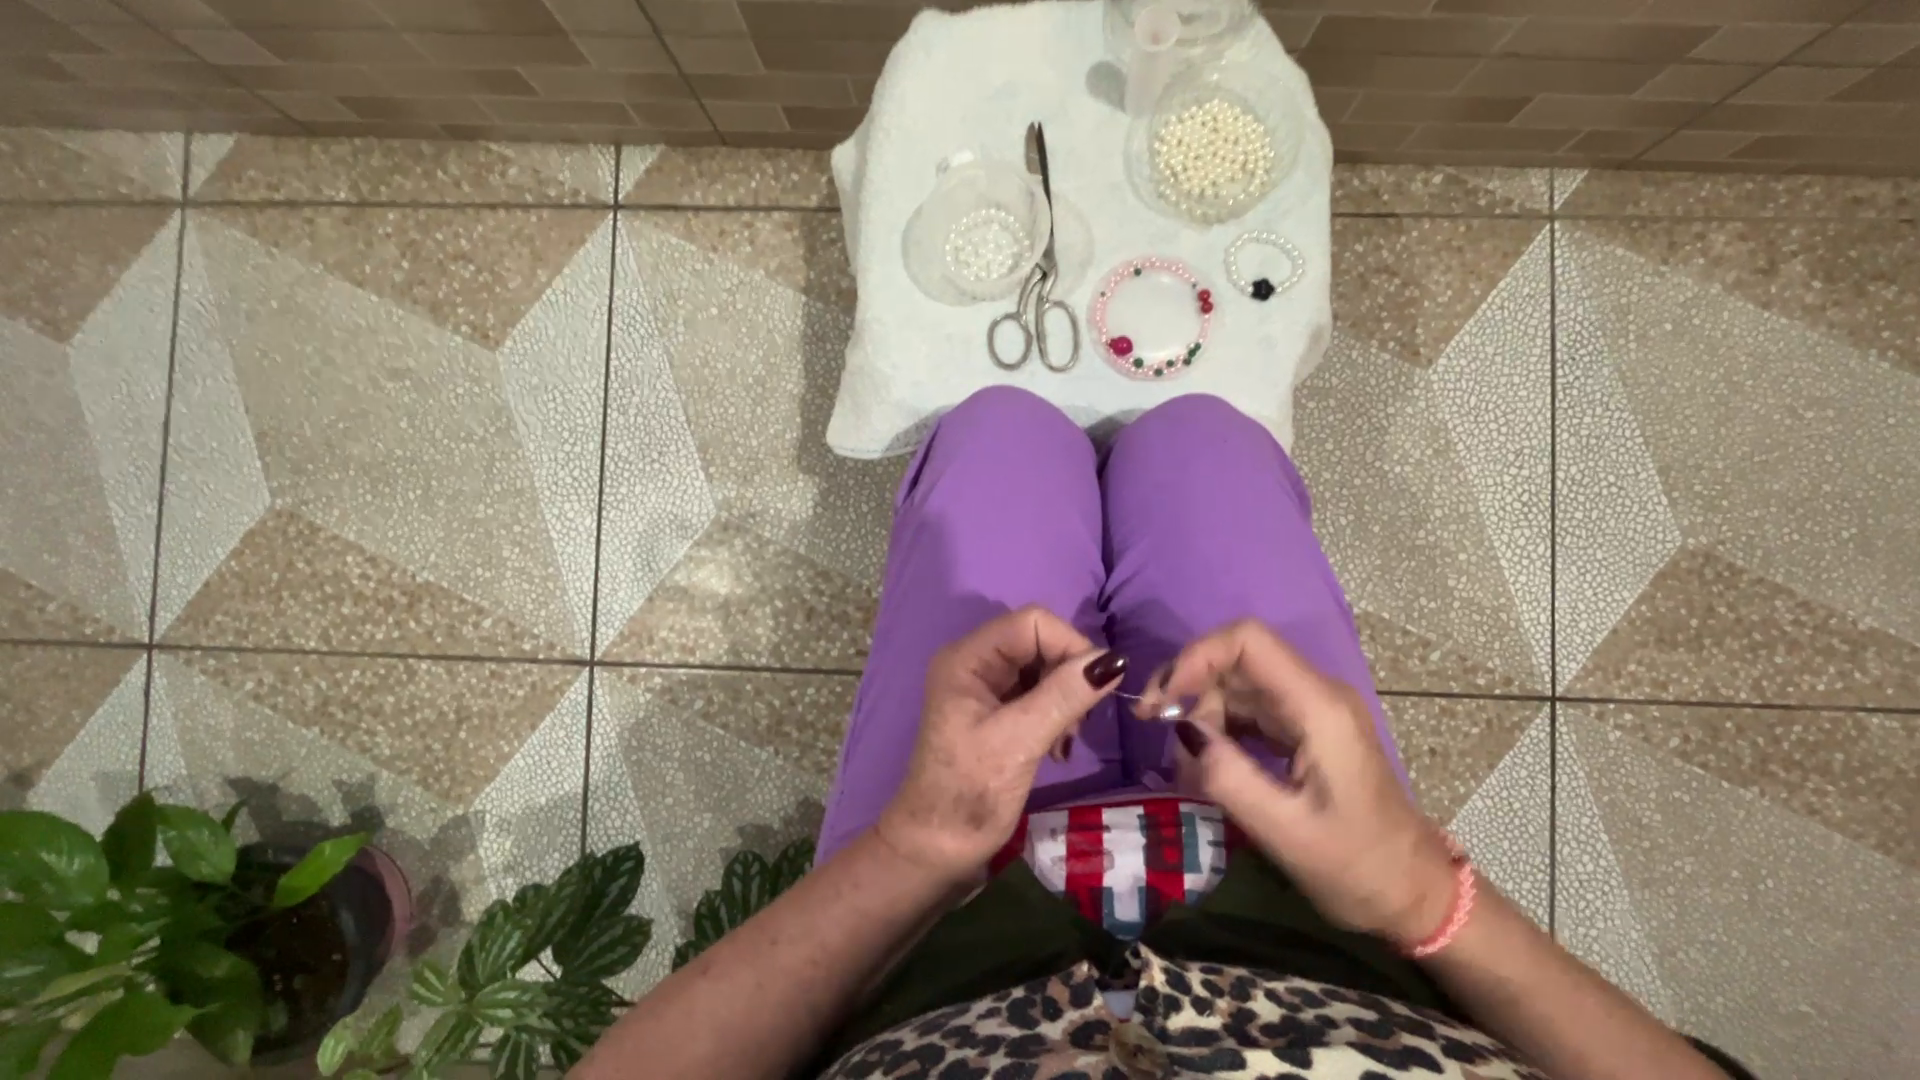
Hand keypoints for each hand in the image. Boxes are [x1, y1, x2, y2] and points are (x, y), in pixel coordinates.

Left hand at [874, 606, 1126, 886]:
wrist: (935, 850)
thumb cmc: (968, 794)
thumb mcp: (1019, 741)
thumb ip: (1064, 696)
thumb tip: (1113, 661)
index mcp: (967, 658)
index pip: (1033, 622)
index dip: (1070, 645)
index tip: (1095, 689)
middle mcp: (975, 663)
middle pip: (1040, 641)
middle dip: (1069, 675)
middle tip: (1078, 723)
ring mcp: (985, 688)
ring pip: (1044, 668)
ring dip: (1067, 698)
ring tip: (1067, 740)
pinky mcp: (998, 713)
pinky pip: (1040, 693)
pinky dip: (1058, 713)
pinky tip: (1060, 747)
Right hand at [1135, 619, 1456, 945]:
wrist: (1415, 897)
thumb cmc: (1358, 866)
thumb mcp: (1285, 831)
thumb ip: (1228, 777)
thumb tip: (1181, 733)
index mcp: (1319, 707)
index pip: (1248, 640)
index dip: (1196, 657)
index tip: (1163, 701)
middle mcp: (1315, 695)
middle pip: (1235, 660)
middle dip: (1189, 688)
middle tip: (1154, 730)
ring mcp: (1310, 712)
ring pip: (1236, 686)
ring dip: (1199, 715)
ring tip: (1184, 767)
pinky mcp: (1303, 731)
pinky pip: (1247, 712)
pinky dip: (1217, 731)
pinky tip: (1204, 766)